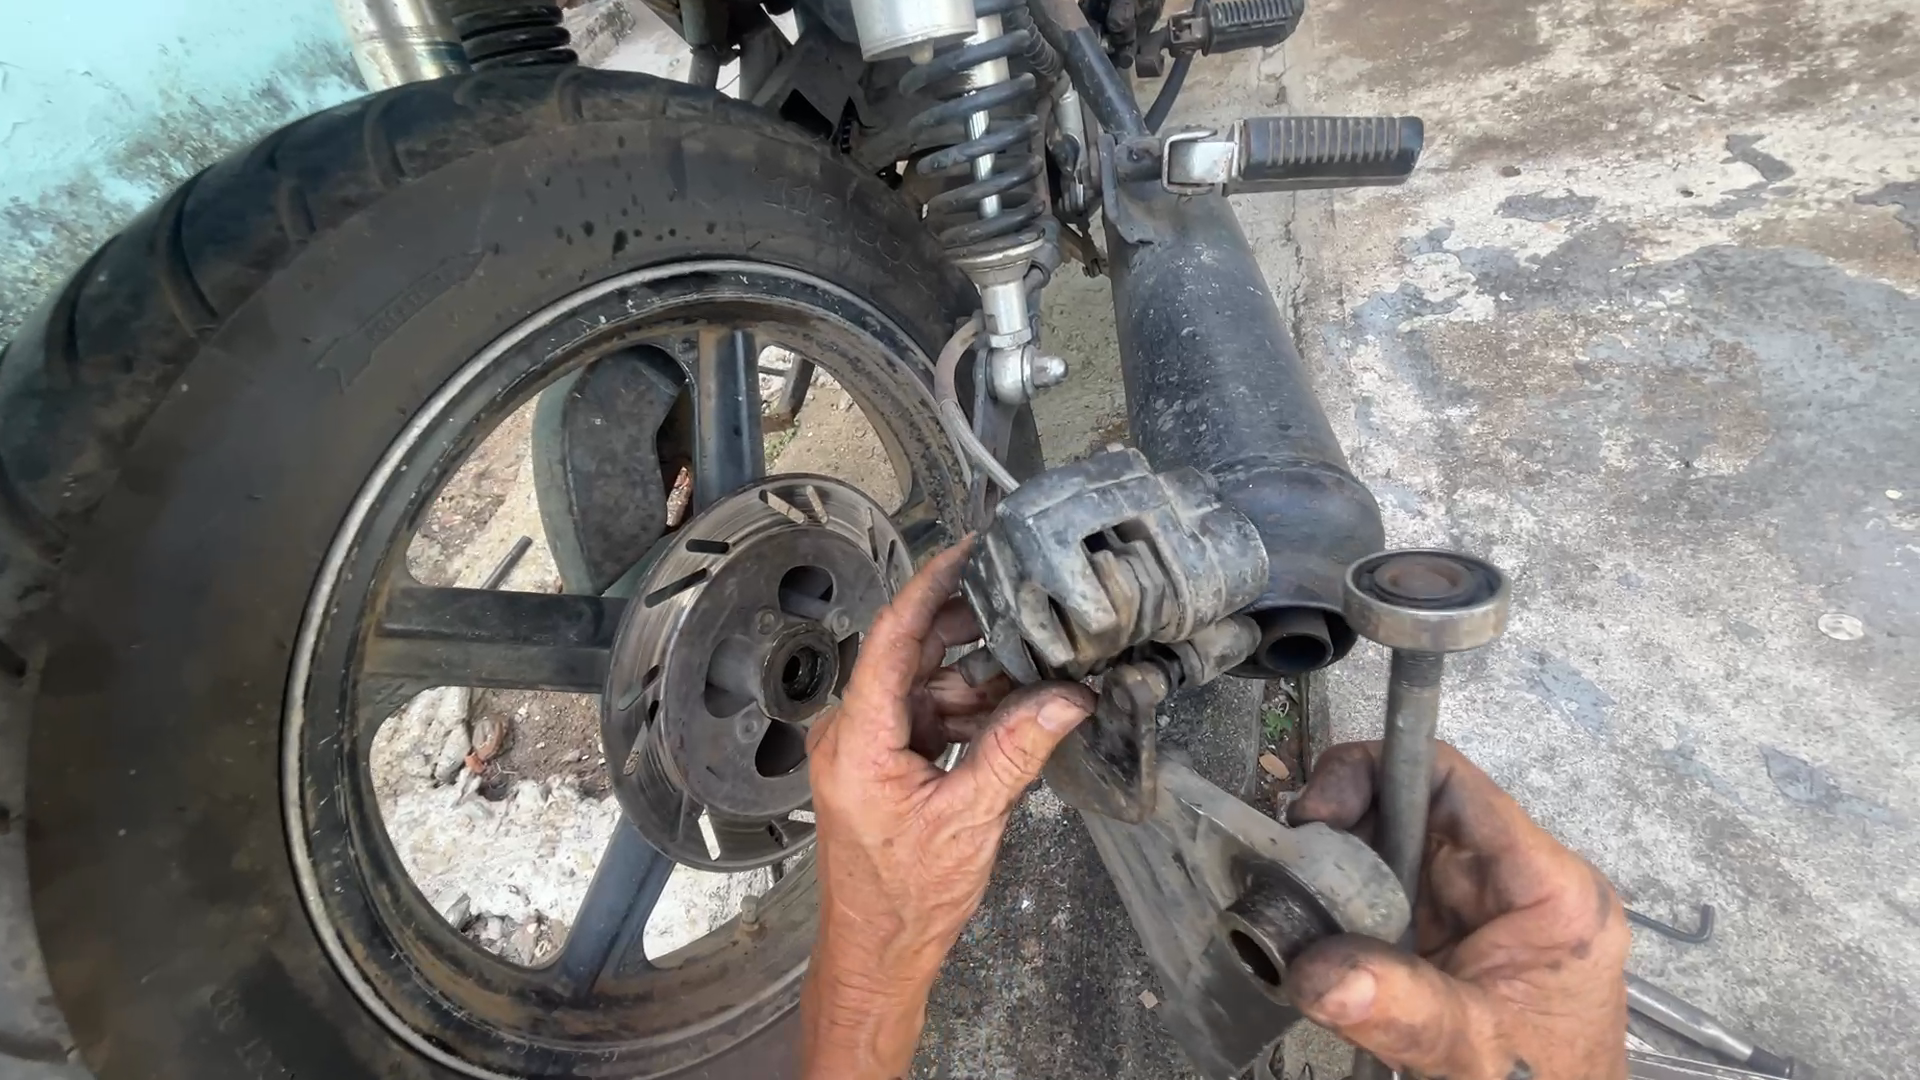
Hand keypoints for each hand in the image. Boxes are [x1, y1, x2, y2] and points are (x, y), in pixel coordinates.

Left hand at [800, 539, 1094, 1079]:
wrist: (876, 953)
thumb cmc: (904, 898)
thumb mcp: (970, 819)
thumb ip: (1018, 751)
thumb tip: (1069, 699)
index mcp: (859, 737)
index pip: (890, 638)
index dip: (927, 587)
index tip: (962, 552)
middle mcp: (854, 729)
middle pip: (911, 653)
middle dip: (966, 628)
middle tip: (1019, 603)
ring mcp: (869, 743)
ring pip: (926, 682)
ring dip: (976, 675)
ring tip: (1030, 662)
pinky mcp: (886, 757)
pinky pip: (929, 712)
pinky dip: (968, 707)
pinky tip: (1010, 707)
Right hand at [1285, 742, 1628, 1079]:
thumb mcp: (1482, 1059)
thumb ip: (1407, 1012)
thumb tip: (1316, 975)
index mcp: (1544, 885)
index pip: (1448, 778)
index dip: (1371, 773)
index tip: (1316, 816)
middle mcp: (1503, 873)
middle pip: (1404, 797)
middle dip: (1338, 816)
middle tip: (1294, 857)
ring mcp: (1465, 893)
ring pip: (1379, 830)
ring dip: (1329, 853)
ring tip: (1298, 893)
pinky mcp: (1434, 915)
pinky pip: (1371, 871)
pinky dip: (1332, 883)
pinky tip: (1313, 915)